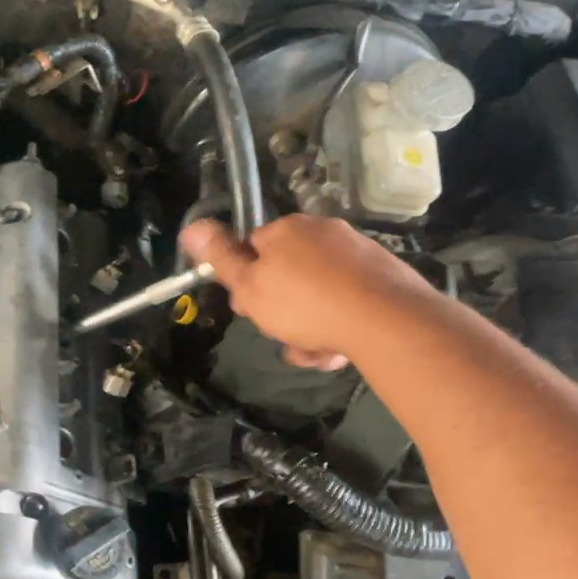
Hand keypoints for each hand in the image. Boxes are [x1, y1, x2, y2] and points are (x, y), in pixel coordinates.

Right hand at [179, 215, 440, 369]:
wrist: (386, 321)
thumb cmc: (304, 304)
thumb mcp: (249, 286)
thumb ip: (221, 258)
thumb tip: (191, 226)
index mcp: (286, 230)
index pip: (253, 250)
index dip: (246, 282)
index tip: (249, 309)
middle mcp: (322, 231)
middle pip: (286, 272)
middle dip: (280, 306)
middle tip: (281, 333)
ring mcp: (357, 251)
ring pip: (317, 291)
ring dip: (308, 324)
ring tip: (314, 351)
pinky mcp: (384, 274)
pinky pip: (347, 298)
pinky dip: (338, 322)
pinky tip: (338, 348)